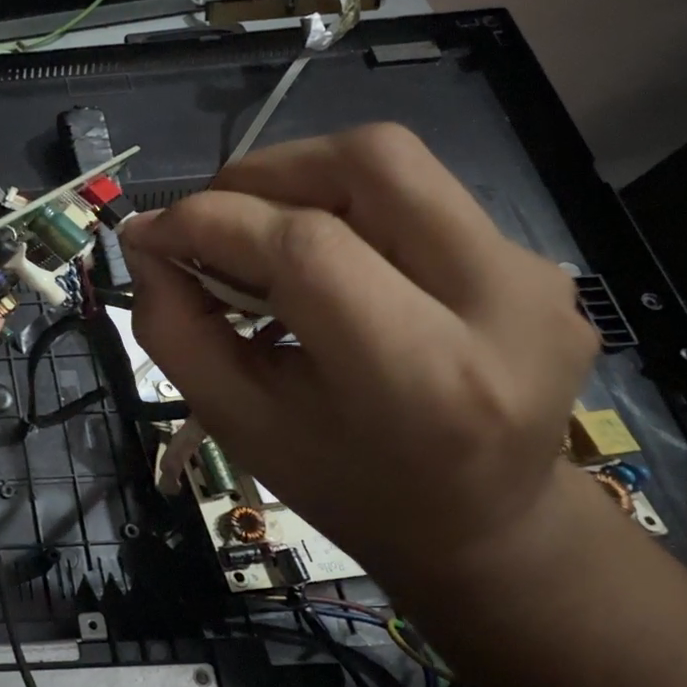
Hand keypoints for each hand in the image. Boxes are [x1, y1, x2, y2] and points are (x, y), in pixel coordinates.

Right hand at [119, 123, 598, 580]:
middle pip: (373, 163)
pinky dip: (345, 211)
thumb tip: (147, 242)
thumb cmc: (341, 484)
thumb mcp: (236, 422)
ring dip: (302, 184)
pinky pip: (419, 198)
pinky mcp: (539, 261)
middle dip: (265, 173)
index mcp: (420, 374)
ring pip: (397, 167)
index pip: (305, 247)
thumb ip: (176, 330)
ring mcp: (534, 276)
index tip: (147, 235)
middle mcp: (501, 305)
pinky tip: (323, 266)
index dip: (208, 222)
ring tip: (259, 239)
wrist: (480, 524)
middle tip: (212, 220)